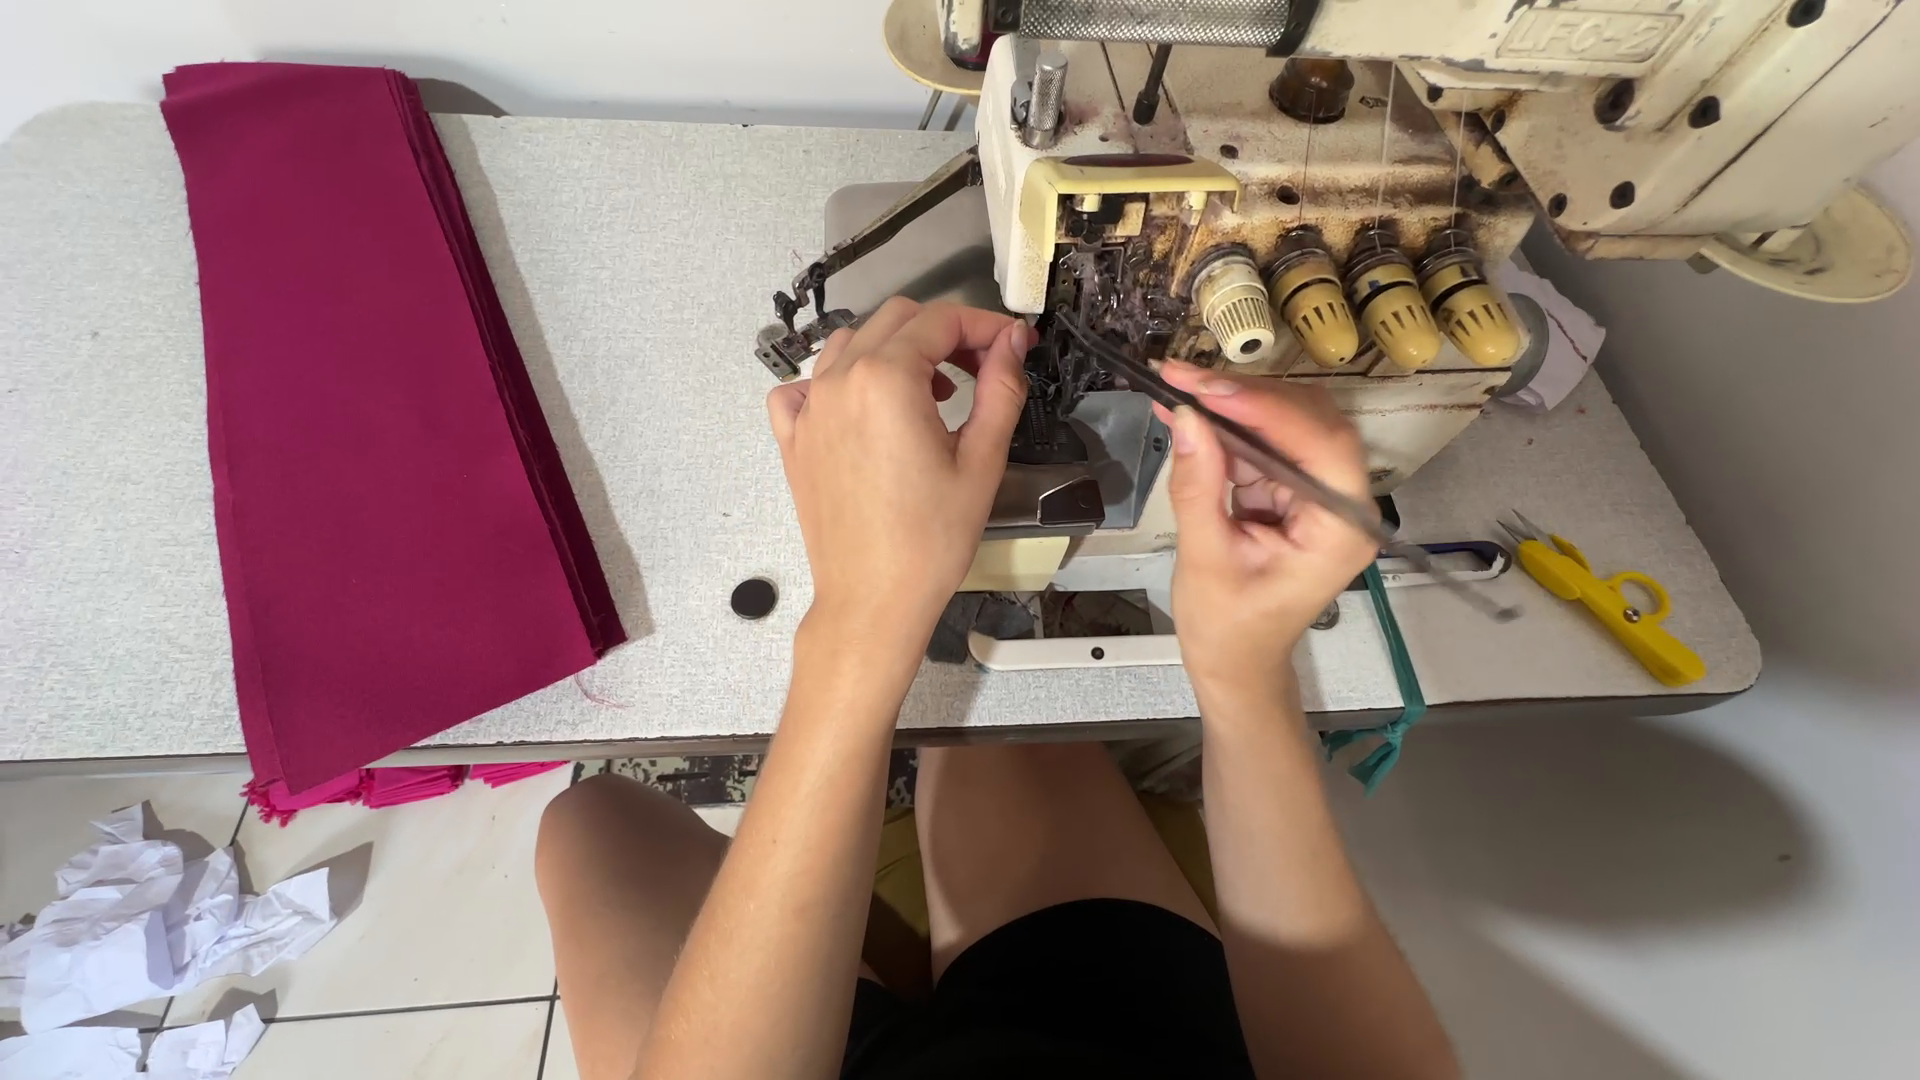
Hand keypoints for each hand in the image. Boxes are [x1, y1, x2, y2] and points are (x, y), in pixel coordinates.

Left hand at [768, 299, 1030, 652]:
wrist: (874, 599)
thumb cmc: (927, 543)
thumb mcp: (981, 462)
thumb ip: (1000, 389)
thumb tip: (1010, 344)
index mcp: (887, 381)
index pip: (940, 320)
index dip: (983, 324)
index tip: (1007, 344)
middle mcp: (840, 383)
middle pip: (897, 320)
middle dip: (944, 334)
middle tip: (979, 368)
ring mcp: (810, 410)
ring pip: (852, 344)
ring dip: (895, 352)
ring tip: (929, 394)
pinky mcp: (794, 440)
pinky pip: (804, 386)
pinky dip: (836, 381)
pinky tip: (862, 408)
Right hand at [1157, 361, 1376, 699]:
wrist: (1234, 663)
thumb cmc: (1227, 628)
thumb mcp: (1206, 560)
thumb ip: (1198, 488)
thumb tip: (1186, 419)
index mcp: (1339, 528)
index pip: (1319, 445)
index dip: (1266, 408)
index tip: (1208, 388)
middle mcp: (1339, 503)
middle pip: (1307, 423)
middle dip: (1243, 396)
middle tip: (1182, 376)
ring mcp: (1315, 495)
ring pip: (1283, 426)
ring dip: (1229, 405)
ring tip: (1176, 386)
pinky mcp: (1289, 493)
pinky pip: (1261, 446)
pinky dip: (1223, 428)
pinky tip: (1186, 411)